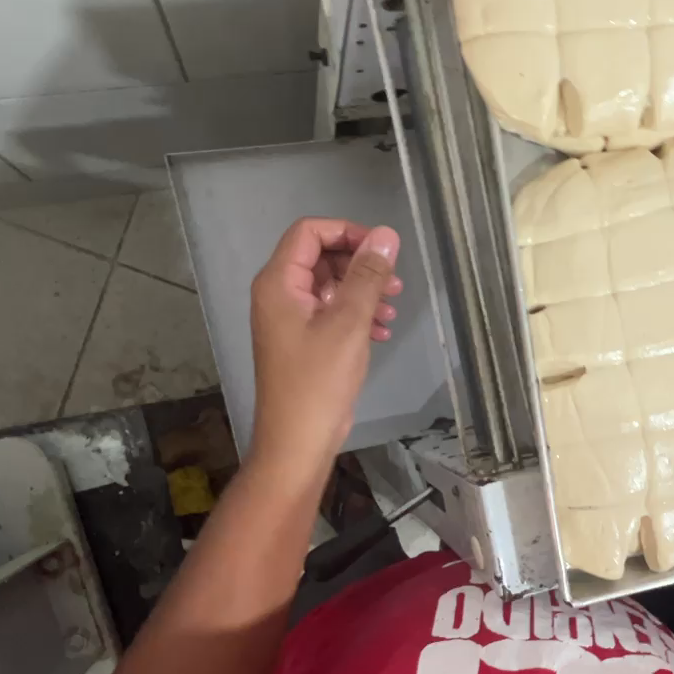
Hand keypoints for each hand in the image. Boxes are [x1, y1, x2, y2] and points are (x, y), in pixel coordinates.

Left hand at [249, 218, 401, 481]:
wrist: (298, 440)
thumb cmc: (319, 380)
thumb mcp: (348, 323)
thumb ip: (368, 276)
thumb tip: (386, 236)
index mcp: (279, 283)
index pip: (310, 232)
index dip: (348, 232)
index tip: (383, 250)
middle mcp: (279, 295)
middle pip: (321, 257)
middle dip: (360, 265)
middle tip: (394, 283)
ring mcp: (290, 320)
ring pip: (329, 287)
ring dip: (363, 292)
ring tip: (392, 309)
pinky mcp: (303, 342)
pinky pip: (330, 313)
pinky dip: (356, 316)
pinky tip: (381, 331)